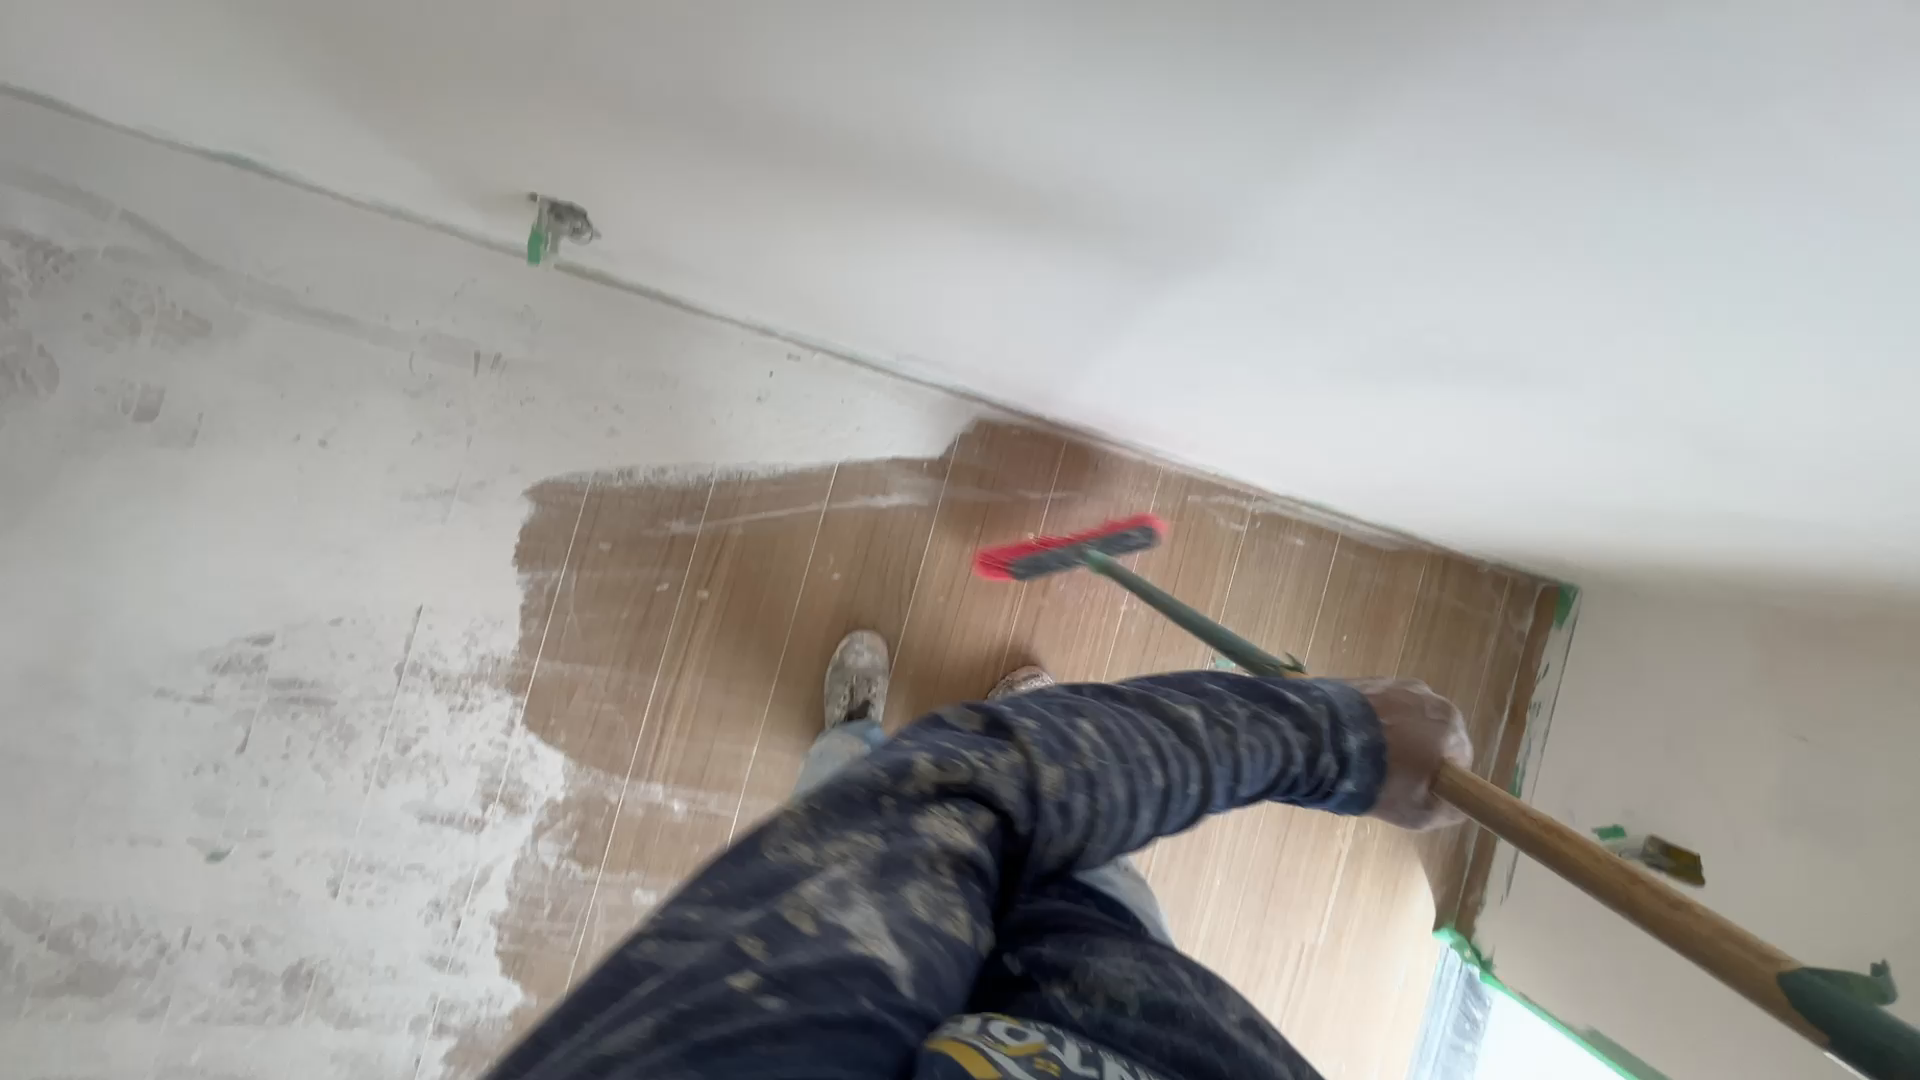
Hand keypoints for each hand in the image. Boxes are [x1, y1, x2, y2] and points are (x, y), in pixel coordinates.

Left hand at [1344, 677, 1471, 830]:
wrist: (1318, 743)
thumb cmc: (1378, 778)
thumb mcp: (1422, 812)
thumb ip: (1449, 807)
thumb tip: (1452, 800)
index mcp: (1449, 721)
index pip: (1455, 755)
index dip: (1435, 776)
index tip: (1412, 787)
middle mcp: (1424, 694)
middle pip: (1425, 731)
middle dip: (1410, 751)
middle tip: (1383, 772)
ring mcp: (1386, 683)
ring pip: (1396, 717)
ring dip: (1384, 734)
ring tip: (1360, 755)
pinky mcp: (1354, 680)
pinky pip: (1368, 707)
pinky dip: (1361, 721)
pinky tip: (1345, 739)